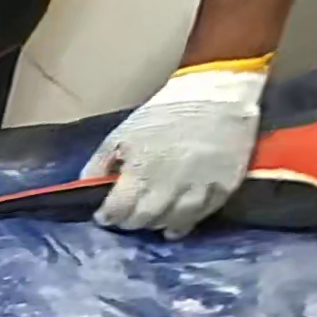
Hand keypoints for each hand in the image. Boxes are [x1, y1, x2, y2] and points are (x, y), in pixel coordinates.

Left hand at [84, 67, 266, 239]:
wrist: (215, 91)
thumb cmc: (157, 117)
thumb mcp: (115, 141)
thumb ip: (95, 169)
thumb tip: (85, 191)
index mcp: (142, 170)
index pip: (118, 208)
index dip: (107, 216)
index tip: (104, 215)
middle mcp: (173, 179)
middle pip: (146, 217)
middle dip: (130, 222)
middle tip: (126, 219)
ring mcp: (205, 178)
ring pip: (179, 218)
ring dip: (161, 225)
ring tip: (151, 224)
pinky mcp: (231, 175)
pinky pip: (211, 206)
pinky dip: (193, 219)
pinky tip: (179, 222)